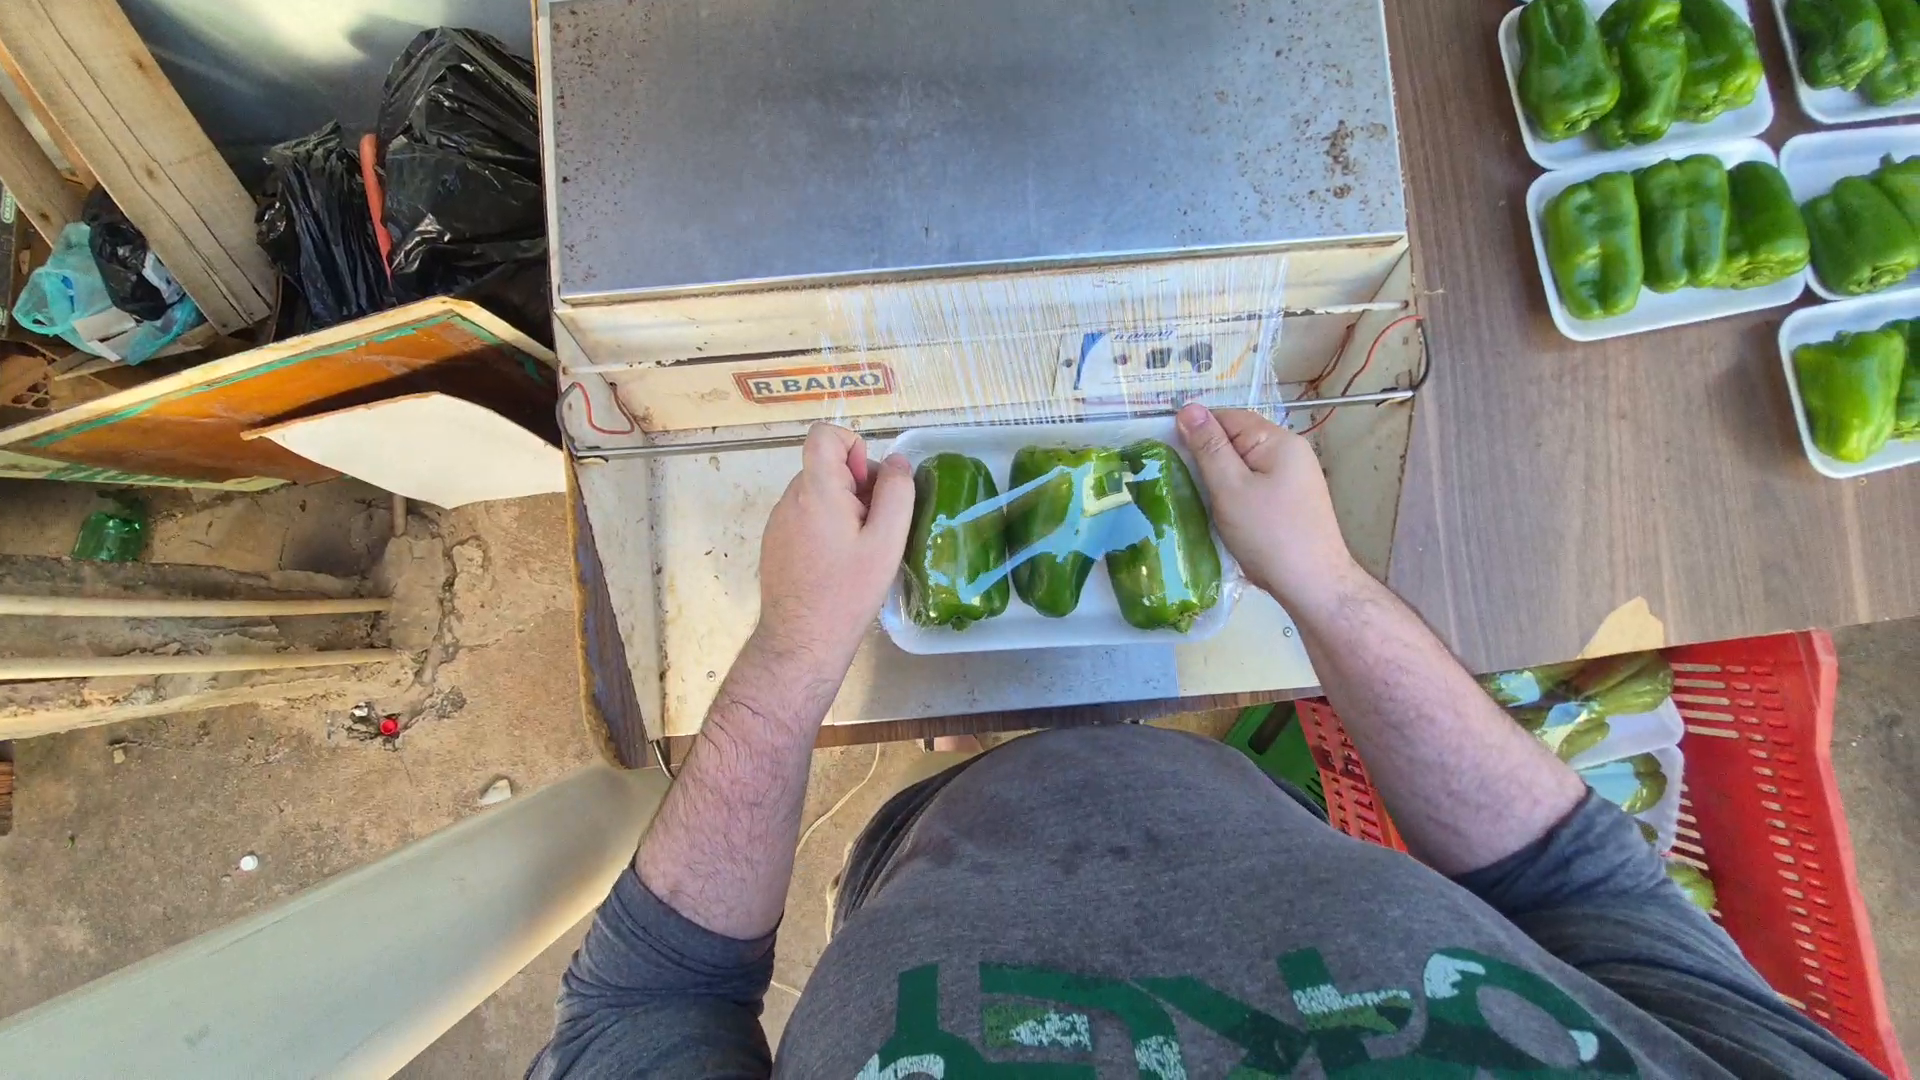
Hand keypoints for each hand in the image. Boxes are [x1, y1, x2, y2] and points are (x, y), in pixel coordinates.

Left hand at [752, 423, 914, 672]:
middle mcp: (790, 499)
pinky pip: (806, 518)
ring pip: (818, 494)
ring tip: (860, 550)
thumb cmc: (848, 591)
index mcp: (815, 490)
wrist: (803, 640)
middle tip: (877, 528)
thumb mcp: (886, 541)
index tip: (870, 485)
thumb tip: (898, 462)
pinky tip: (839, 564)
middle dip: (858, 486)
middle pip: (827, 467)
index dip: (853, 446)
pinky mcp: (775, 543)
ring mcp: (778, 522)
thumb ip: (897, 493)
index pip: (825, 434)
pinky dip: (827, 528)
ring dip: (844, 509)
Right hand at [1175, 403, 1364, 610]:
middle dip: (1206, 456)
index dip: (1196, 431)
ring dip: (1217, 478)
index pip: (1228, 417)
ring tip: (1194, 497)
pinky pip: (1253, 485)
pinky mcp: (1290, 501)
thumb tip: (1188, 408)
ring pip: (1243, 466)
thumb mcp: (1230, 488)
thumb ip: (1209, 447)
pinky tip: (1219, 512)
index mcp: (1278, 441)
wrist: (1311, 584)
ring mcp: (1293, 478)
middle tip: (1176, 479)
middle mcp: (1290, 452)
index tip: (1168, 453)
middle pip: (1236, 440)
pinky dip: (1232, 494)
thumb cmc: (1268, 534)